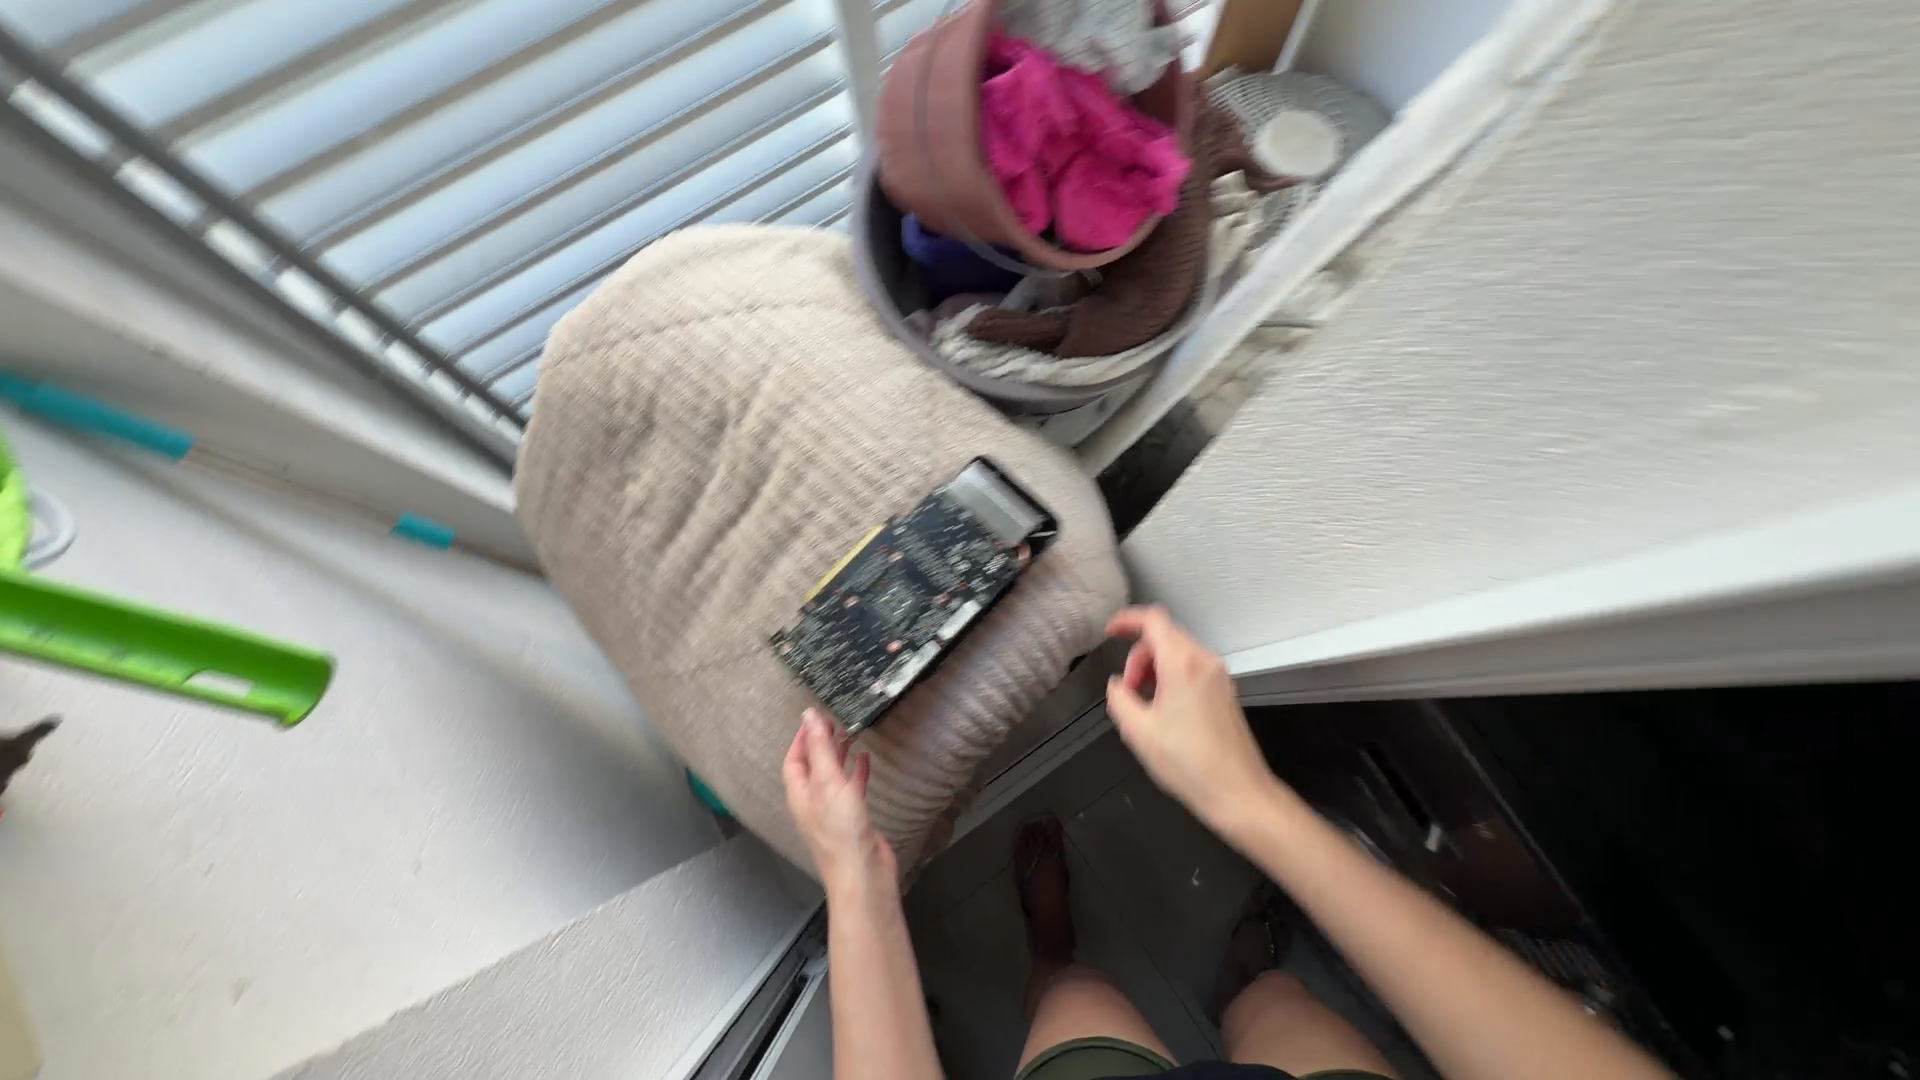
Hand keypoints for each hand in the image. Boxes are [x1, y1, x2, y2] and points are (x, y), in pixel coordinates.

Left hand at [783, 708, 895, 887]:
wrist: (863, 873)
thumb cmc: (841, 831)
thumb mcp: (828, 782)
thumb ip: (820, 748)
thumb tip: (809, 716)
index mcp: (800, 794)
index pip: (794, 760)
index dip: (801, 738)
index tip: (813, 718)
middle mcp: (813, 802)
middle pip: (812, 766)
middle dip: (820, 743)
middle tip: (832, 722)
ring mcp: (833, 811)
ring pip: (832, 776)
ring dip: (838, 755)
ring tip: (849, 734)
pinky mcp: (853, 818)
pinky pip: (852, 788)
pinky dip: (857, 772)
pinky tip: (866, 760)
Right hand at [1104, 605, 1280, 828]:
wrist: (1237, 792)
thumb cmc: (1188, 763)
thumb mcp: (1137, 731)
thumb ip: (1119, 698)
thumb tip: (1117, 685)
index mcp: (1182, 664)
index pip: (1153, 620)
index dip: (1127, 620)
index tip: (1110, 633)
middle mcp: (1204, 662)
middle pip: (1164, 636)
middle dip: (1138, 656)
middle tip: (1128, 690)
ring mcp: (1219, 676)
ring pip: (1178, 653)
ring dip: (1154, 668)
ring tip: (1143, 703)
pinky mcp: (1225, 692)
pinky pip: (1192, 669)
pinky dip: (1171, 677)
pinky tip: (1164, 710)